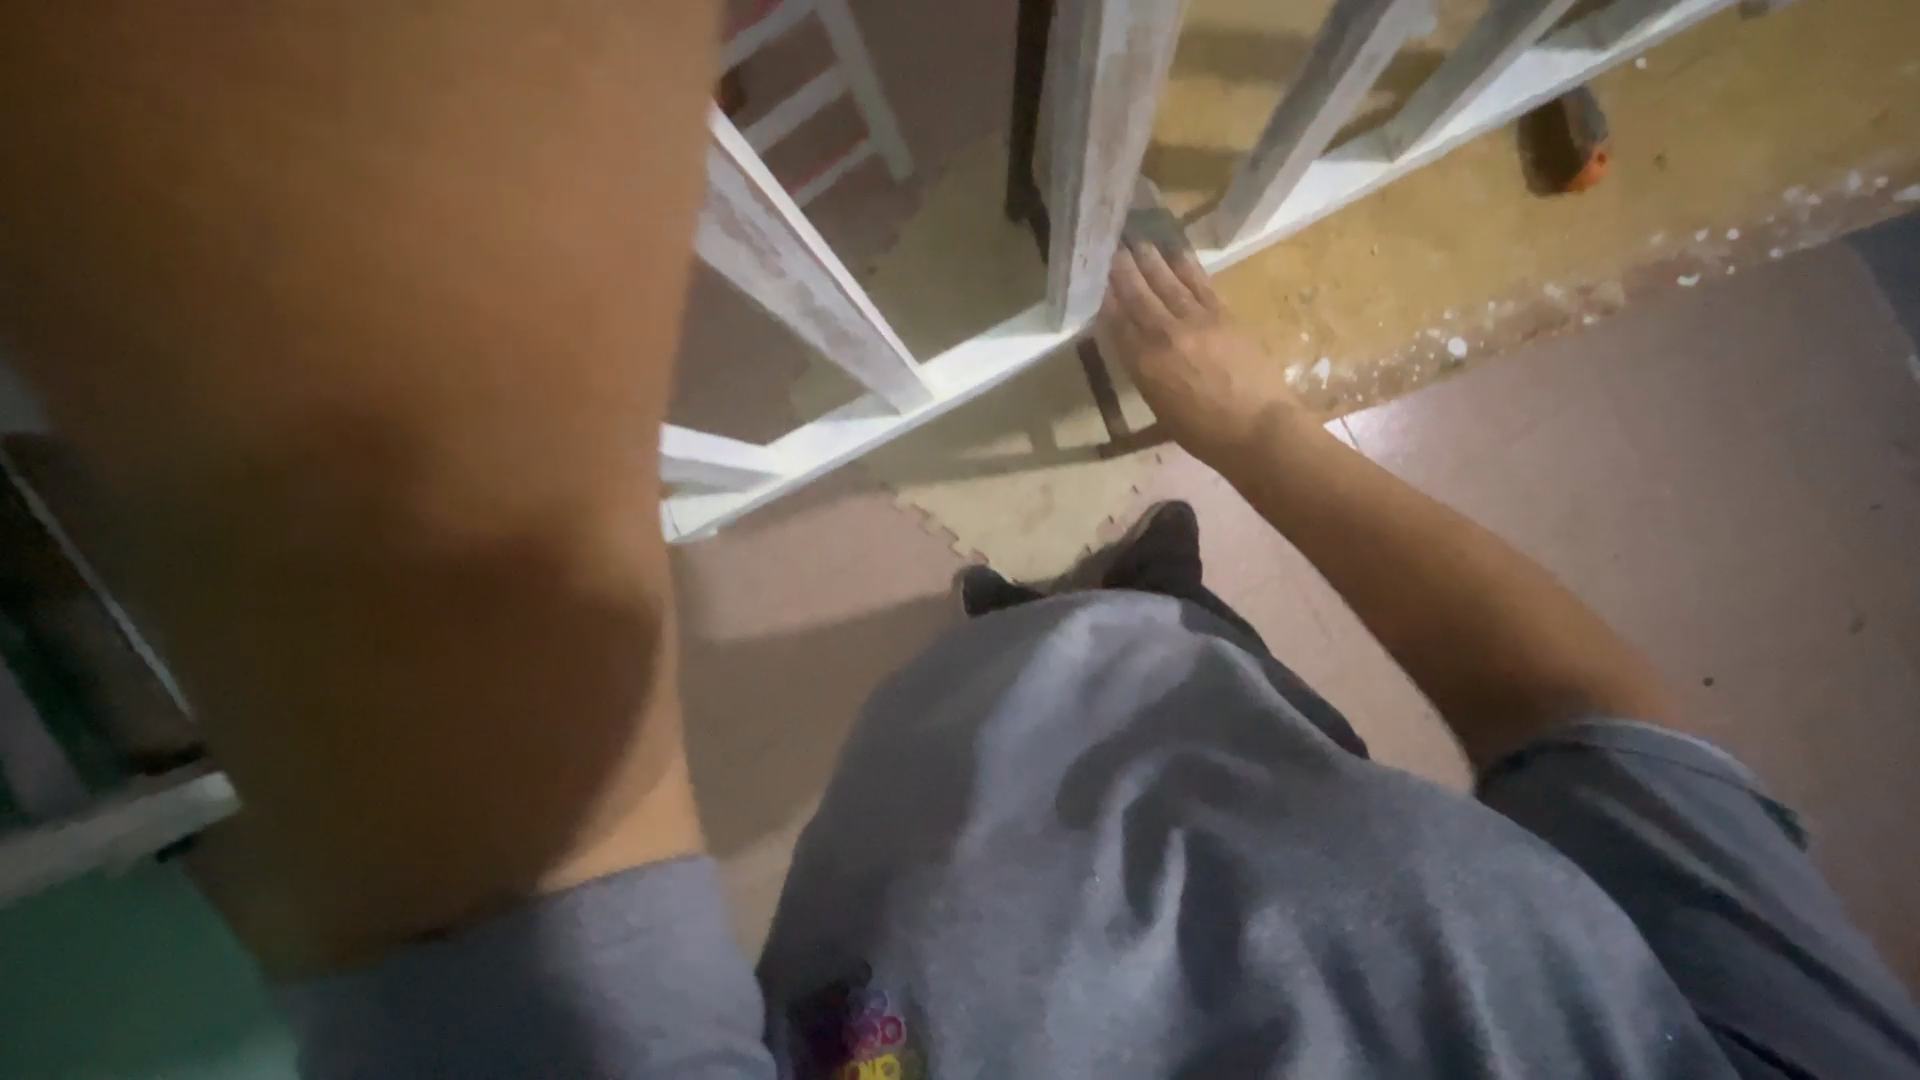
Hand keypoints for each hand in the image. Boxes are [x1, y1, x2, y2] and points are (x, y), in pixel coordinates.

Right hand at [1094, 243, 1303, 466]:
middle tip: (1111, 250)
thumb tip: (1137, 354)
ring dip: (1149, 261)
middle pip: (1138, 297)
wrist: (1257, 428)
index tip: (1096, 282)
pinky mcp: (1222, 315)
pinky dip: (1184, 265)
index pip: (1117, 325)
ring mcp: (1195, 321)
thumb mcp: (1161, 412)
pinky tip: (1174, 251)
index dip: (1105, 301)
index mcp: (1144, 366)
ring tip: (1137, 242)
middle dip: (1122, 272)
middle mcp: (1164, 337)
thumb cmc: (1205, 434)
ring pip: (1166, 283)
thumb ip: (1145, 377)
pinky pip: (1198, 283)